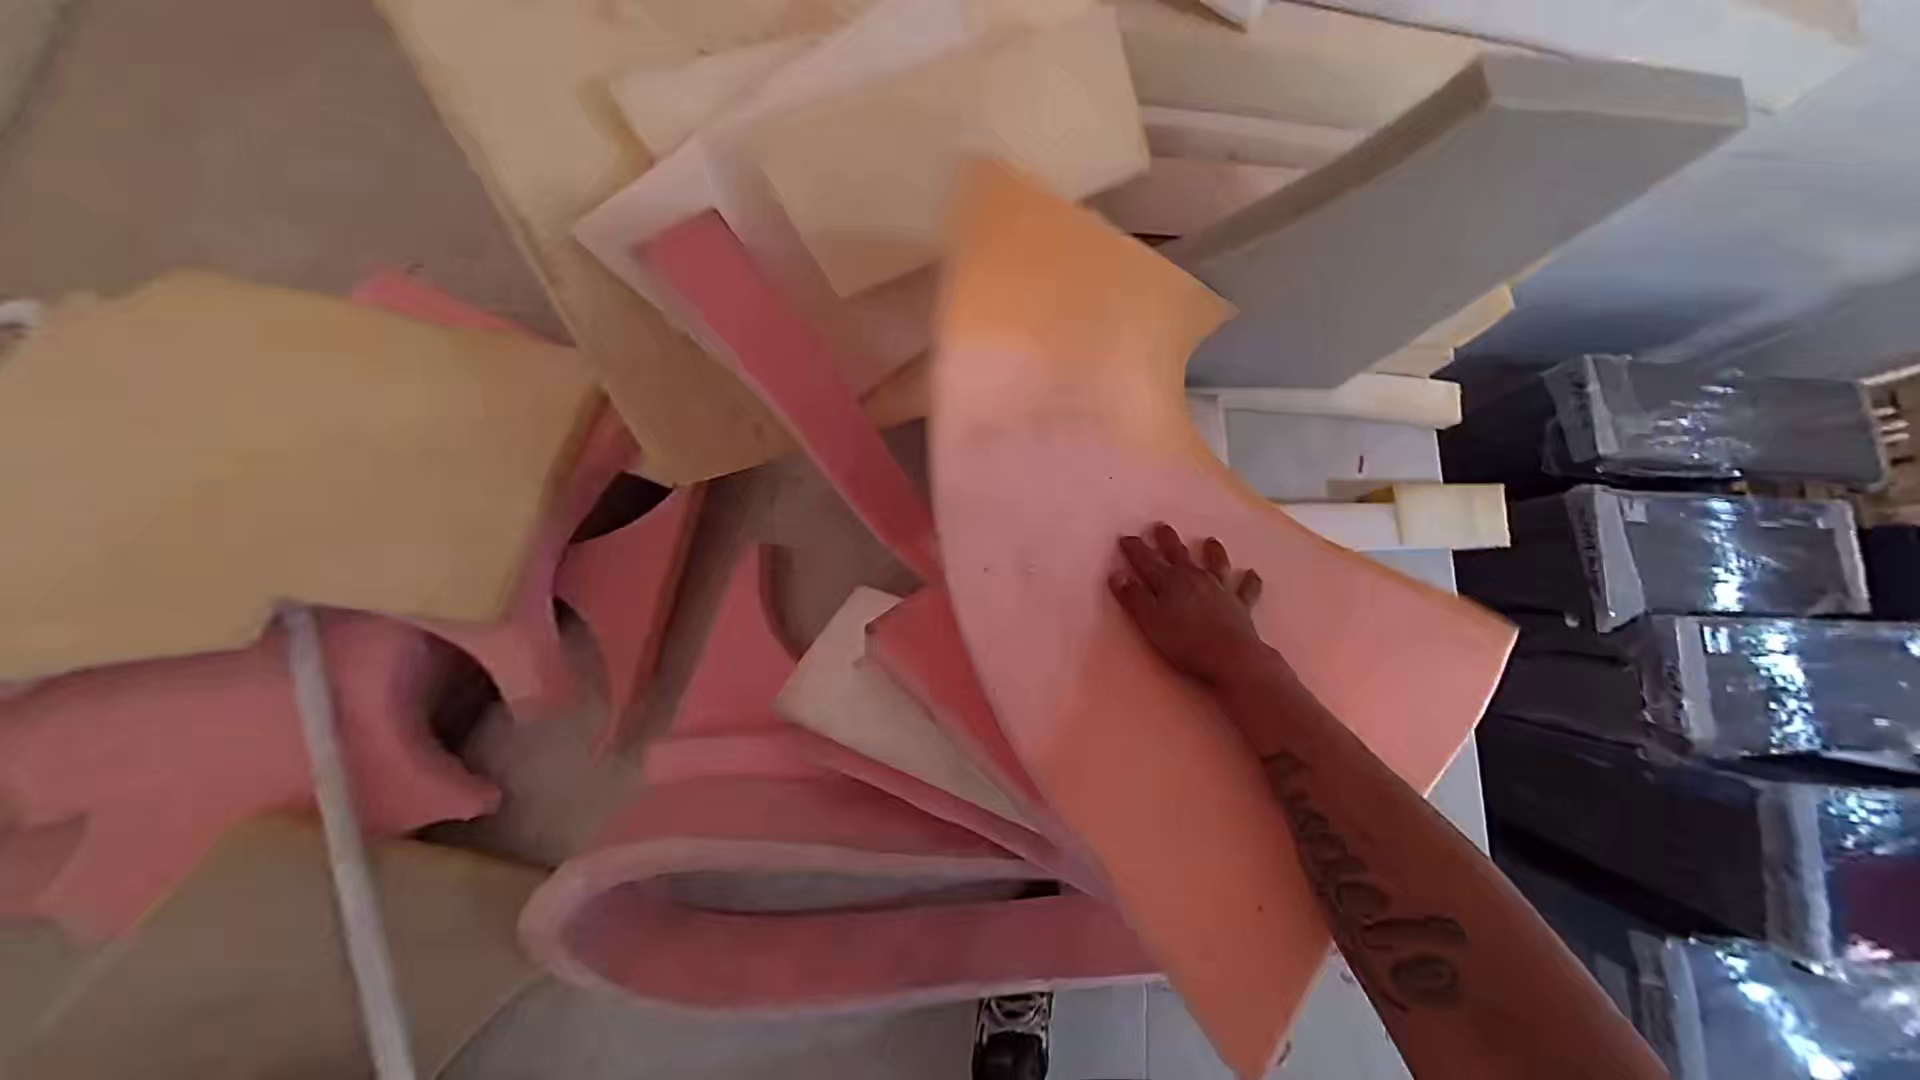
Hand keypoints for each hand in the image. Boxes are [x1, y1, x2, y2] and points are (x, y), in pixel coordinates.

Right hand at [1110, 523, 1267, 687]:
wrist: (1231, 657)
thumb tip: (1117, 574)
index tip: (1126, 538)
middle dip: (1167, 540)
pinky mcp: (1241, 605)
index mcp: (1170, 581)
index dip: (1135, 549)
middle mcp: (1195, 578)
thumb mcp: (1150, 621)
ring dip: (1212, 552)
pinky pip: (1246, 589)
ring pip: (1215, 564)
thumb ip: (1133, 597)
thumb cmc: (1184, 641)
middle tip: (1161, 526)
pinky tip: (1252, 573)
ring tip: (1210, 541)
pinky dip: (1249, 580)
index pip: (1147, 560)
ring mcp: (1220, 589)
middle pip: (1178, 554)